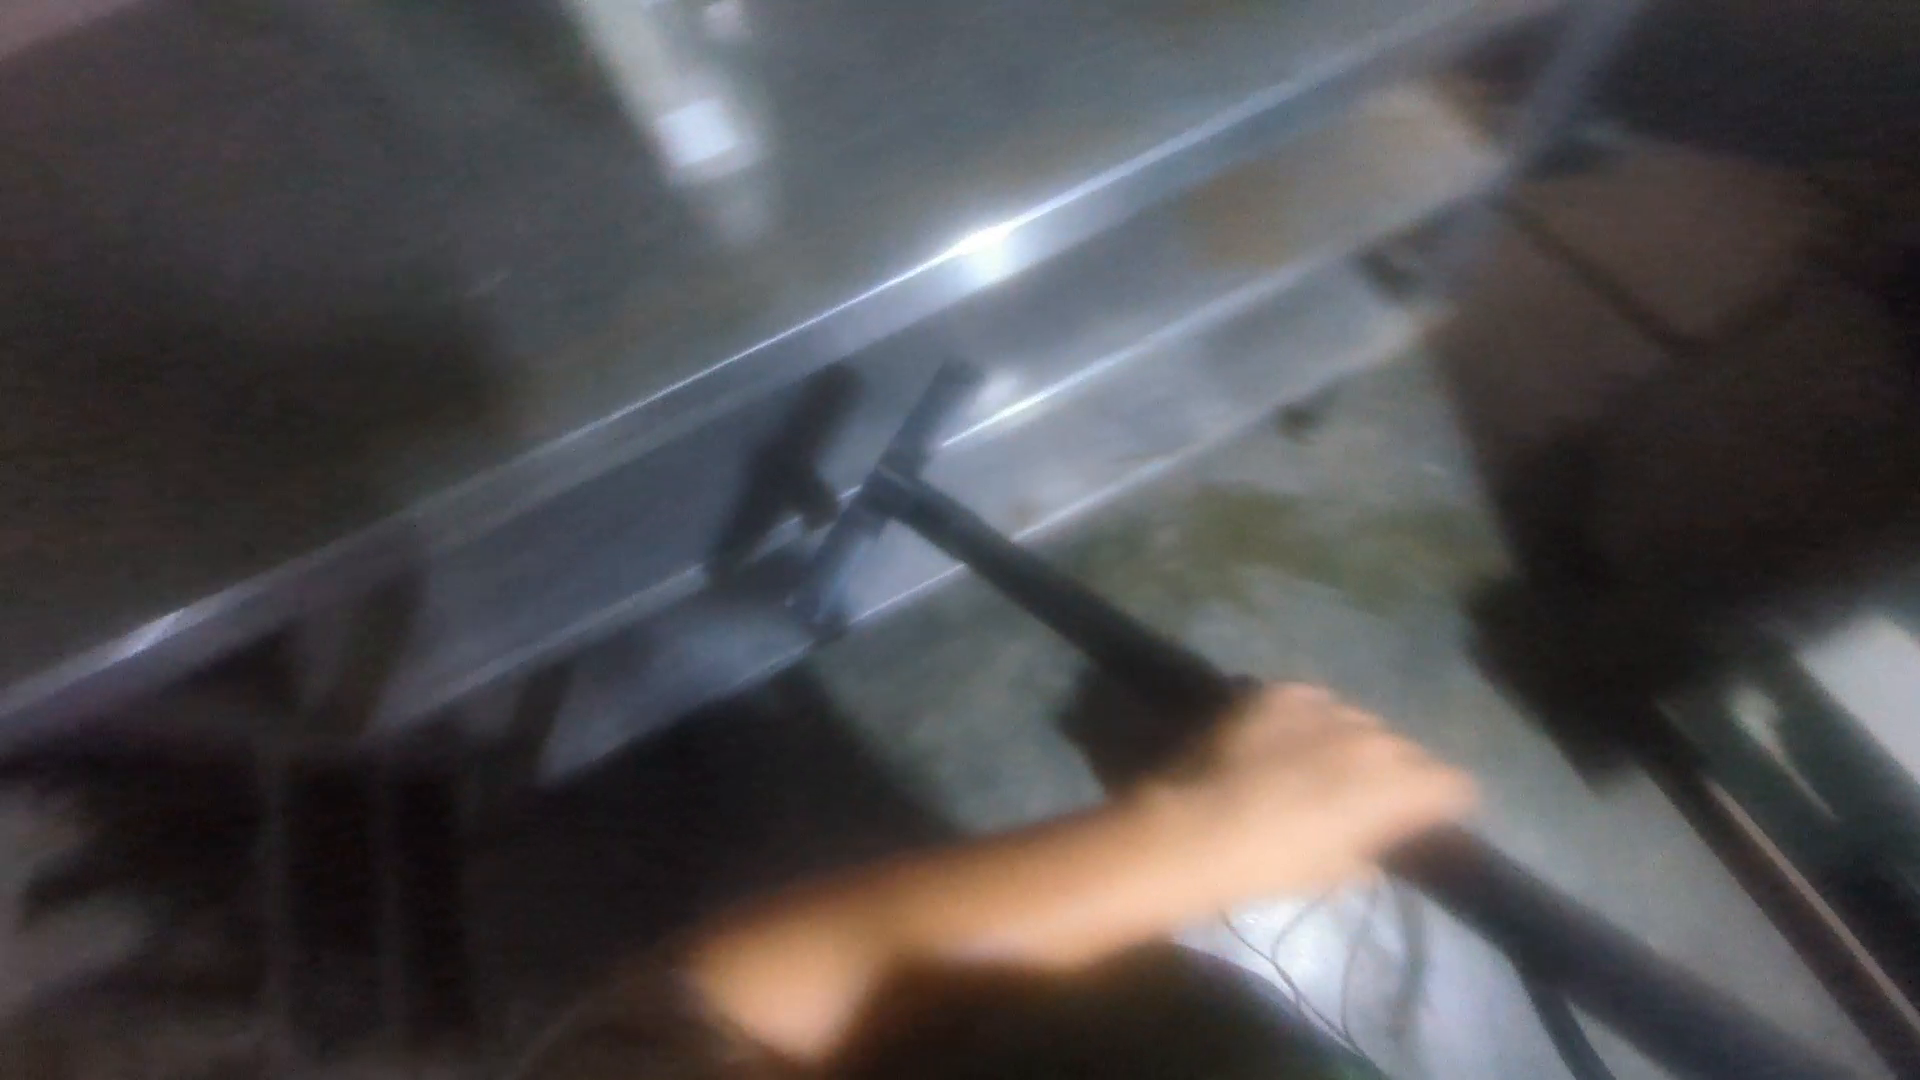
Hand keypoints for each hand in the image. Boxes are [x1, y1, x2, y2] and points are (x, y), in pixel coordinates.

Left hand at [1136, 683, 1475, 900]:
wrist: (1197, 826)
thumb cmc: (1272, 863)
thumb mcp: (1340, 867)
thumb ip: (1376, 841)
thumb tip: (1381, 830)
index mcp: (1400, 784)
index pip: (1454, 783)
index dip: (1437, 803)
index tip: (1418, 818)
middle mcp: (1371, 735)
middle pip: (1404, 748)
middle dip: (1392, 771)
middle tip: (1358, 795)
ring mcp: (1321, 706)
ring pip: (1357, 720)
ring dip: (1347, 740)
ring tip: (1314, 763)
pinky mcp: (1275, 692)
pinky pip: (1310, 699)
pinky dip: (1306, 717)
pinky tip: (1283, 739)